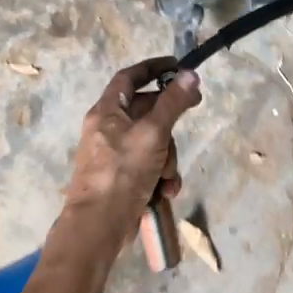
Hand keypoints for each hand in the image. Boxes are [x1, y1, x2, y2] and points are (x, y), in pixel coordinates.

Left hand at [67, 59, 202, 220]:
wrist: (98, 226)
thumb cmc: (122, 172)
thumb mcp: (153, 132)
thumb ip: (173, 103)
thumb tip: (190, 74)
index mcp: (107, 112)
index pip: (129, 77)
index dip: (153, 67)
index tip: (178, 65)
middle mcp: (108, 129)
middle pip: (147, 111)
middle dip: (170, 123)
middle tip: (193, 112)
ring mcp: (115, 155)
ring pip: (154, 141)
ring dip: (168, 158)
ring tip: (167, 175)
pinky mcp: (123, 178)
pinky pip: (150, 166)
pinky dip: (161, 176)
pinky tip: (165, 190)